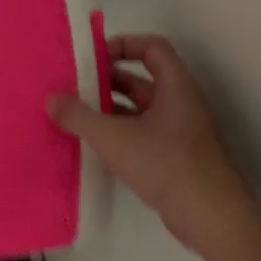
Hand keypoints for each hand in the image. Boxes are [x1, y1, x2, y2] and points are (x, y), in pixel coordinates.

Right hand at [48, 35, 254, 252]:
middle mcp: (181, 103)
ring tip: (76, 114)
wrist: (210, 216)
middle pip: (142, 79)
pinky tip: (95, 144)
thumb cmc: (166, 164)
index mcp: (176, 86)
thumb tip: (51, 99)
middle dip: (108, 79)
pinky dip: (119, 132)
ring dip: (111, 108)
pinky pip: (142, 133)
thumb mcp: (114, 138)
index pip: (153, 48)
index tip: (93, 56)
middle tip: (74, 86)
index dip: (124, 44)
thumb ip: (79, 116)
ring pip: (140, 109)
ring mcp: (179, 131)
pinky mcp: (175, 157)